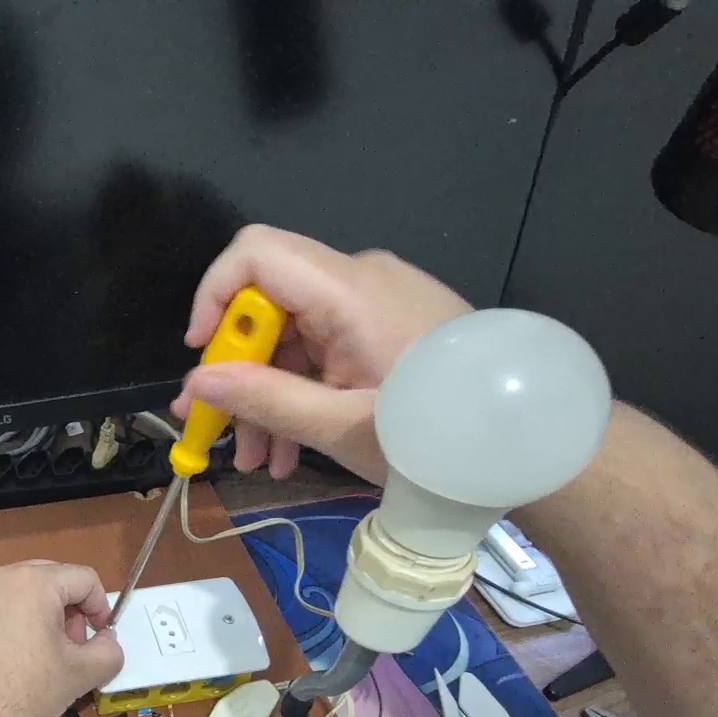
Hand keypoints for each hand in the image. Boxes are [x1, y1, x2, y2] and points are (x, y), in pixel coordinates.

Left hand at [0, 561, 124, 716]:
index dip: (102, 607)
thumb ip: (109, 650)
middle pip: (54, 579)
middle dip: (74, 609)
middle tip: (77, 646)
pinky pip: (6, 605)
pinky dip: (23, 622)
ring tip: (51, 655)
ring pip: (29, 592)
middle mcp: (2, 576)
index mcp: (34, 580)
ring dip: (49, 615)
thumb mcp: (81, 673)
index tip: (102, 637)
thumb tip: (107, 641)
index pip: (84, 578)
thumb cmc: (27, 692)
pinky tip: (23, 658)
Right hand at [171, 224, 472, 483]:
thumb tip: (193, 384)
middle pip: (267, 308)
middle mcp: (359, 281)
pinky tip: (291, 450)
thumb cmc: (437, 435)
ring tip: (260, 460)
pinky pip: (321, 352)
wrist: (524, 441)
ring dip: (265, 398)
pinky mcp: (384, 328)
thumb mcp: (338, 426)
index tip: (202, 358)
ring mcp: (374, 304)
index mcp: (350, 291)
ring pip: (290, 339)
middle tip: (220, 433)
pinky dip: (299, 395)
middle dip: (237, 374)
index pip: (254, 255)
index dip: (213, 298)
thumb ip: (261, 400)